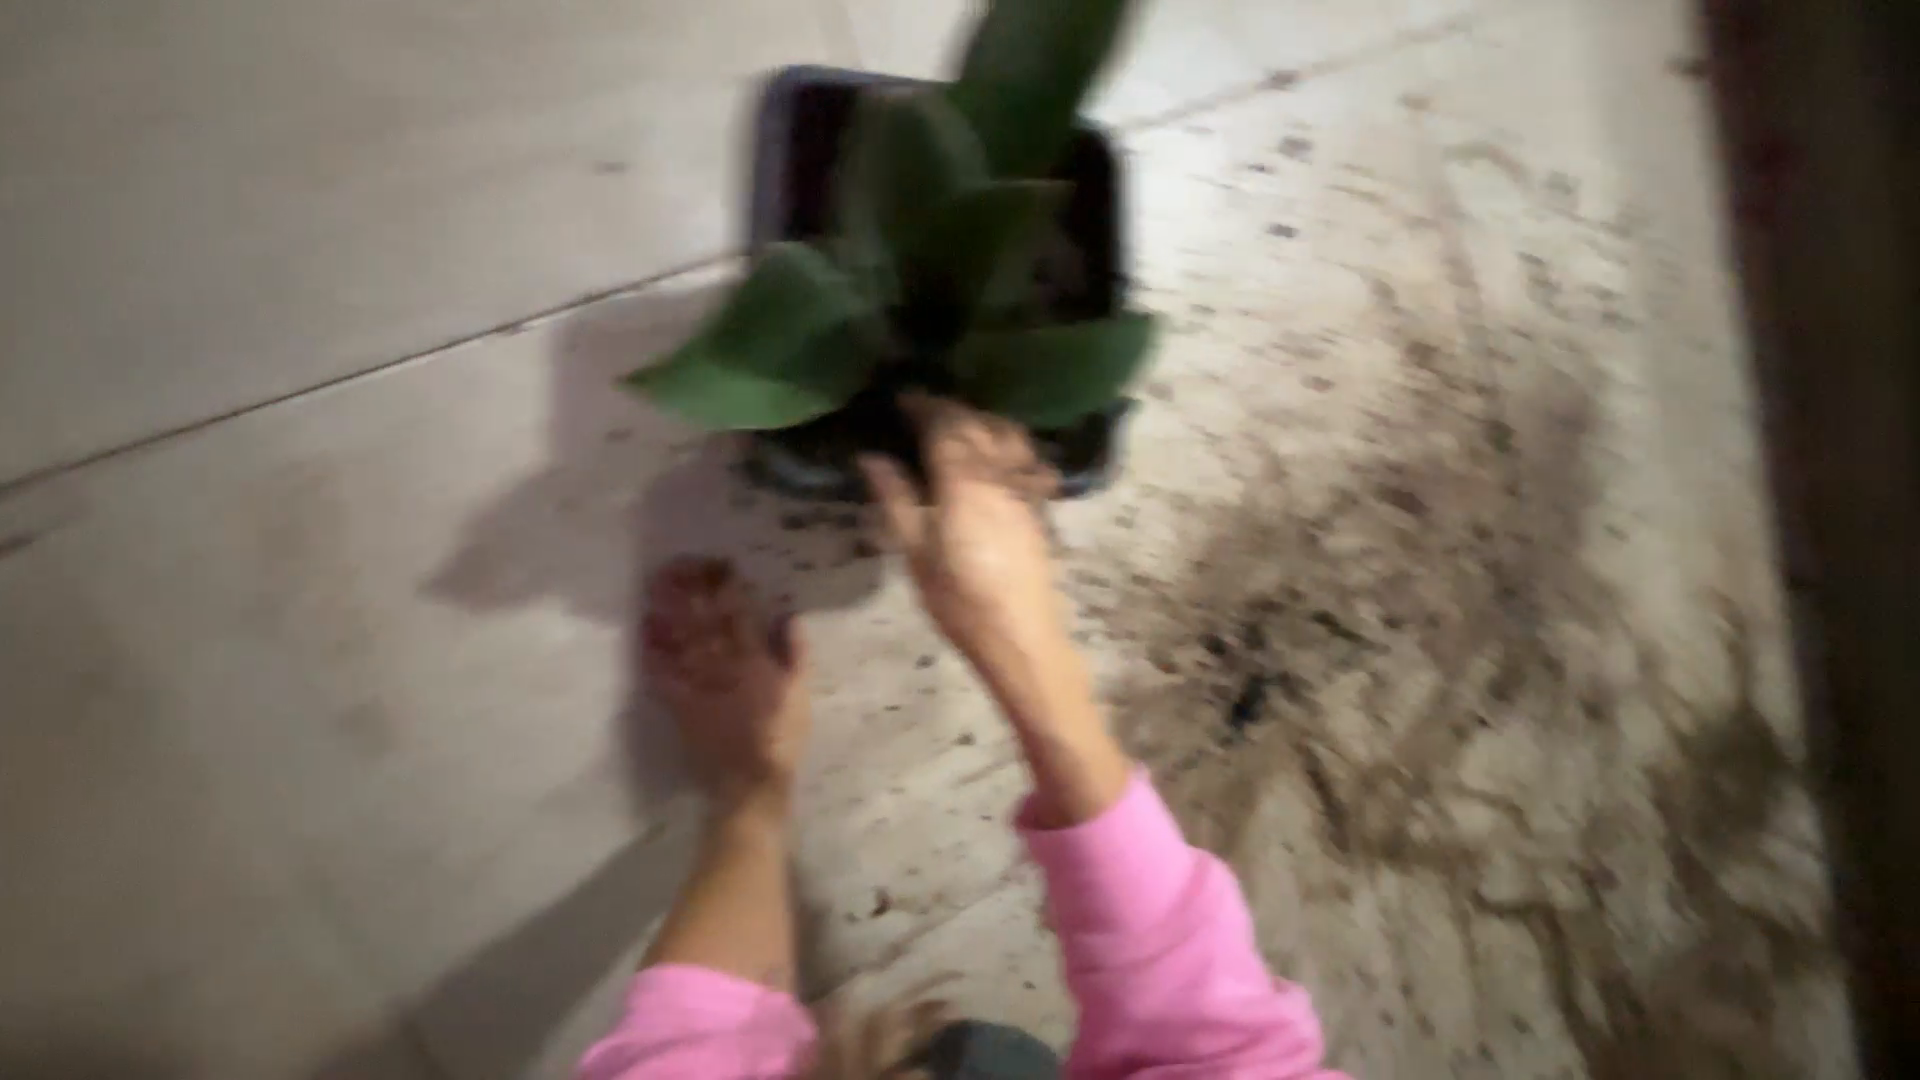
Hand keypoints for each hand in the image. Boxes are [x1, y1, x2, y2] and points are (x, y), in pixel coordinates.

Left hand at [642, 556, 809, 815]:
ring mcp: (698, 684)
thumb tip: (788, 615)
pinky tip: (645, 630)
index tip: (721, 565)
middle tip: (677, 564)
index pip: (740, 613)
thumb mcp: (801, 693)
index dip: (728, 586)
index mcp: (755, 660)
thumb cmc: (783, 737)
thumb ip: (795, 652)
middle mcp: (723, 665)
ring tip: (657, 586)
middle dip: (690, 590)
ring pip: (680, 639)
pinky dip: (652, 650)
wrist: (751, 783)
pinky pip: (661, 673)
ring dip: (668, 610)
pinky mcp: (679, 705)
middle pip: (703, 619)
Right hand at [859, 393, 1071, 682]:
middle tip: (923, 408)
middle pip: (977, 423)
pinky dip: (1010, 444)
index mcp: (963, 481)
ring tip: (959, 424)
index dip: (923, 406)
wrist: (1021, 635)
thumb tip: (873, 457)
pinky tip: (1000, 456)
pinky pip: (1028, 458)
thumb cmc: (960, 600)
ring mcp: (1026, 488)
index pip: (944, 425)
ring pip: (1008, 434)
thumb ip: (896, 499)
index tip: (903, 398)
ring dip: (982, 420)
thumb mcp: (916, 554)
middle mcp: (1000, 473)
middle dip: (950, 408)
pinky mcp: (1040, 505)